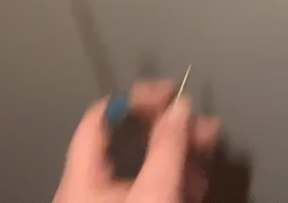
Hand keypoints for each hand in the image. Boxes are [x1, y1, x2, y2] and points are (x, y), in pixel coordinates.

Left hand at [53, 80, 222, 202]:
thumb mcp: (156, 193)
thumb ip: (169, 145)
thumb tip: (180, 107)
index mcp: (83, 179)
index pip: (101, 118)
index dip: (136, 99)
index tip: (170, 94)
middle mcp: (90, 190)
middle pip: (131, 140)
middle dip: (172, 130)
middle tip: (201, 127)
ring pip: (146, 165)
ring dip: (181, 156)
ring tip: (205, 161)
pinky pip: (151, 188)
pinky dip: (175, 181)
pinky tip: (195, 186)